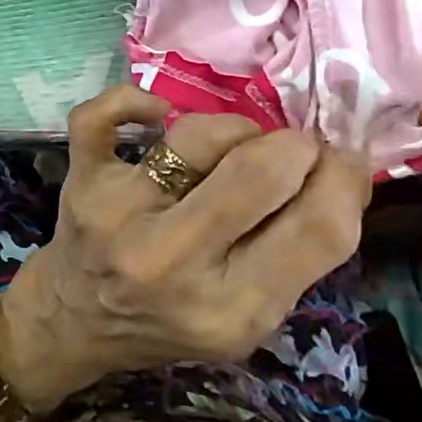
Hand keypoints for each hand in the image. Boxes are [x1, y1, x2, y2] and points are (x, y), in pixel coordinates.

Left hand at [0, 84, 370, 414]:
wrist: (77, 318)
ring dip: (234, 128)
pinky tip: (160, 115)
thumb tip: (341, 169)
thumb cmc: (169, 320)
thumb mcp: (248, 319)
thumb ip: (297, 255)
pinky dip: (133, 101)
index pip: (319, 229)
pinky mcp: (81, 181)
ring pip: (195, 136)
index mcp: (229, 308)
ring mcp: (116, 214)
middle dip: (296, 148)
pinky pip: (99, 117)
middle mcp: (169, 259)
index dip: (344, 181)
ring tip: (236, 146)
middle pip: (260, 172)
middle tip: (293, 150)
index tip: (338, 164)